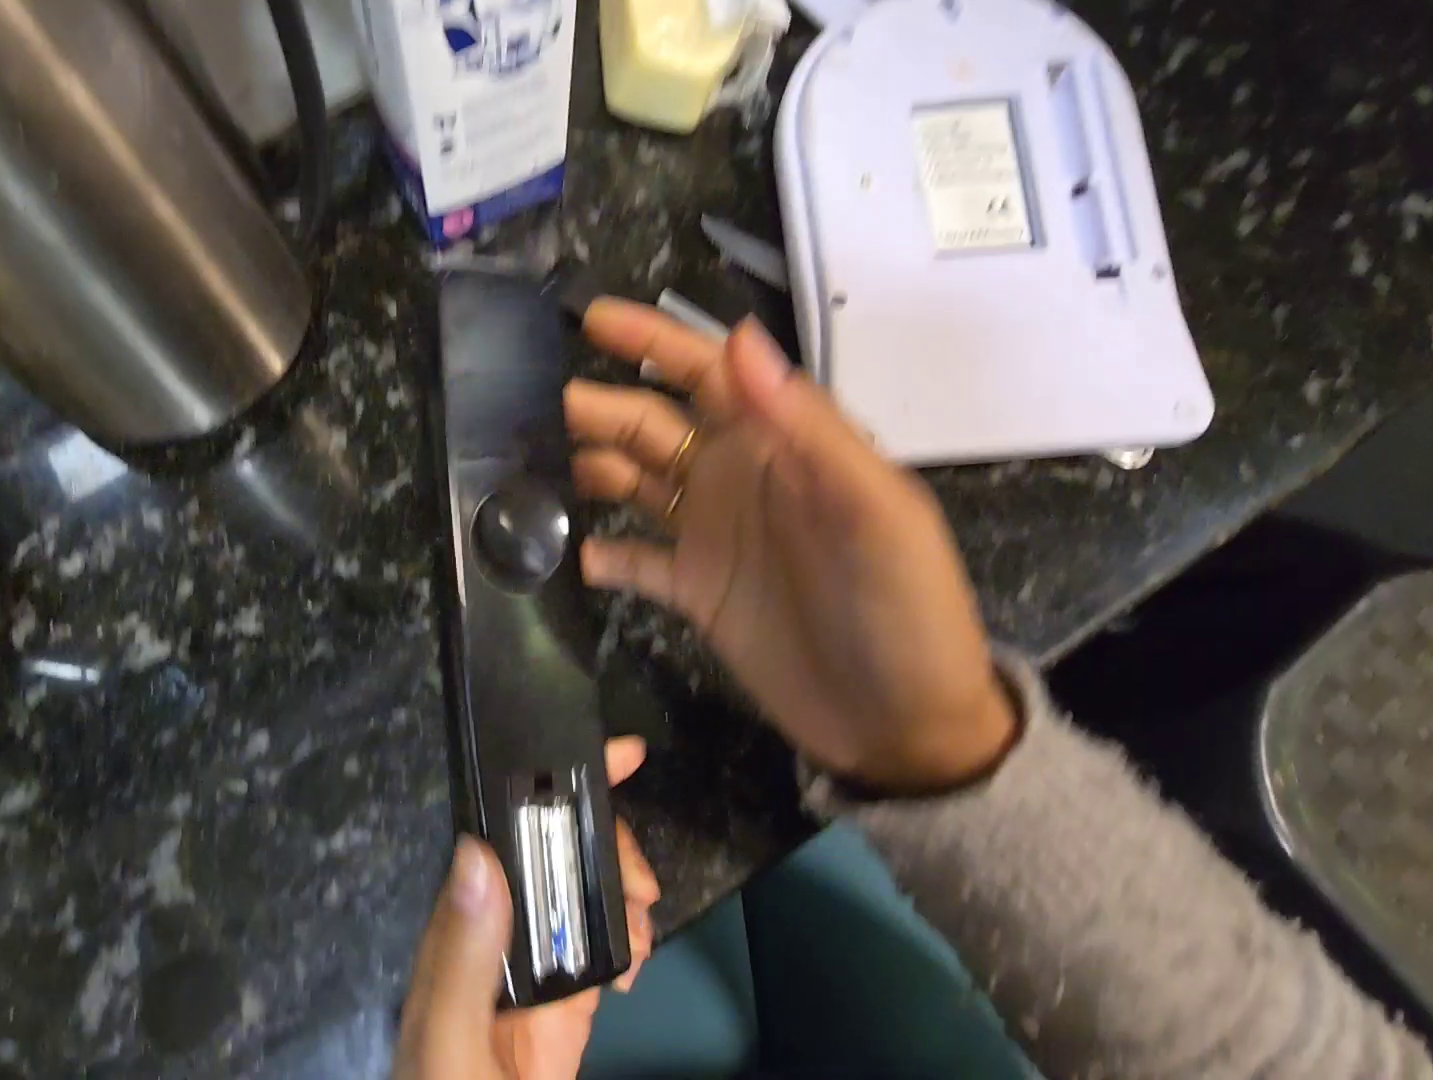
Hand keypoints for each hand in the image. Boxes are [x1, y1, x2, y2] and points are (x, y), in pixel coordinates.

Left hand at [394, 737, 658, 1079]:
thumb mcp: (449, 1040)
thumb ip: (459, 956)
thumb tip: (476, 852)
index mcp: (465, 918)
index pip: (504, 828)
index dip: (551, 782)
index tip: (615, 754)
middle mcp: (501, 926)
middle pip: (560, 851)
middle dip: (608, 845)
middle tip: (639, 883)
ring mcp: (538, 959)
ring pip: (590, 889)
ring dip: (625, 891)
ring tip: (639, 928)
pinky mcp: (570, 998)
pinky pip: (607, 943)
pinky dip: (630, 937)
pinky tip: (634, 960)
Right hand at [564, 301, 1014, 792]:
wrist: (898, 722)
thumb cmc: (899, 608)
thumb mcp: (871, 511)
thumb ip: (807, 426)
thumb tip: (739, 337)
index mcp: (780, 444)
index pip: (708, 372)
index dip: (652, 341)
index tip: (591, 319)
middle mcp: (736, 477)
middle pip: (653, 426)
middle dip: (599, 407)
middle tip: (537, 407)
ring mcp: (710, 535)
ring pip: (632, 484)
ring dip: (589, 469)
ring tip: (533, 468)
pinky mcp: (692, 590)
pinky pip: (632, 561)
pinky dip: (598, 554)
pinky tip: (562, 552)